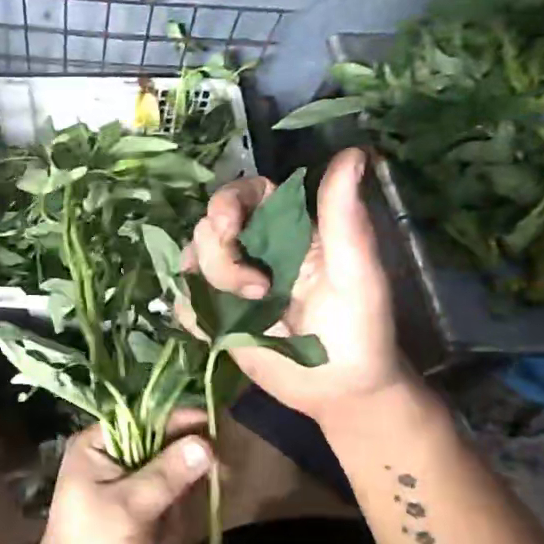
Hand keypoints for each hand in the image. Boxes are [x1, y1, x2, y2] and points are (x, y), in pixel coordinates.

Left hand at [1, 418, 211, 543]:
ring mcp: (121, 482)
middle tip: (221, 472)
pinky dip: (174, 510)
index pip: (143, 417)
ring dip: (181, 493)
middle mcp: (108, 455)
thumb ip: (169, 473)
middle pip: (160, 442)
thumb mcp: (133, 506)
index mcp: (96, 443)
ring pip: (167, 470)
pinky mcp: (133, 507)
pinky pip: (164, 495)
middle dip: (186, 461)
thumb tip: (206, 443)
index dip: (179, 419)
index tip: (216, 424)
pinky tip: (171, 535)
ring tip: (179, 520)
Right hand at [185, 148, 412, 422]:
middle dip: (219, 255)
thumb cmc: (360, 328)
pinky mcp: (214, 316)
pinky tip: (220, 330)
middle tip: (255, 290)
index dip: (225, 202)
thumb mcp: (357, 272)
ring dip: (207, 282)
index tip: (227, 226)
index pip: (243, 194)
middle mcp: (252, 249)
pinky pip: (182, 301)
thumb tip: (353, 153)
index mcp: (285, 229)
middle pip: (207, 227)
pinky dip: (192, 313)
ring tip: (246, 313)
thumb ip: (345, 216)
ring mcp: (228, 284)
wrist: (343, 391)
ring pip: (189, 260)